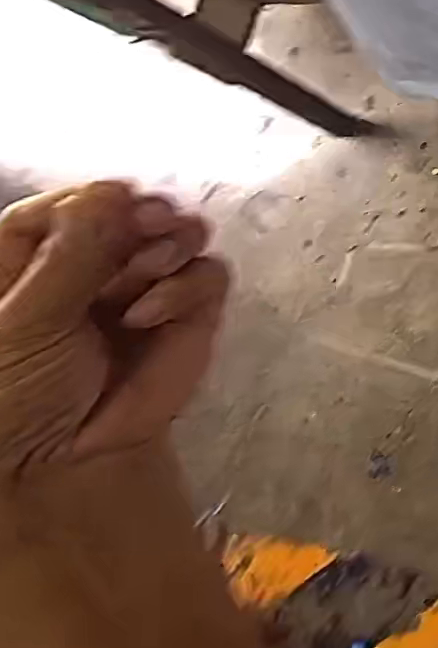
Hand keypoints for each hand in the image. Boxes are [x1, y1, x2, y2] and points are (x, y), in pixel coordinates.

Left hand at [0, 181, 227, 475]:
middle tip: (151, 227)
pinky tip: (157, 314)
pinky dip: (189, 287)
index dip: (89, 202)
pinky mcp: (192, 310)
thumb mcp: (21, 322)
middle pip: (130, 217)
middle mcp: (85, 273)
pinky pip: (209, 275)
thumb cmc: (9, 391)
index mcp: (20, 270)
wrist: (62, 456)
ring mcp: (144, 290)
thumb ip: (72, 257)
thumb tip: (111, 191)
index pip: (56, 211)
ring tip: (152, 271)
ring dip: (173, 245)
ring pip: (179, 238)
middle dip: (146, 218)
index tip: (116, 202)